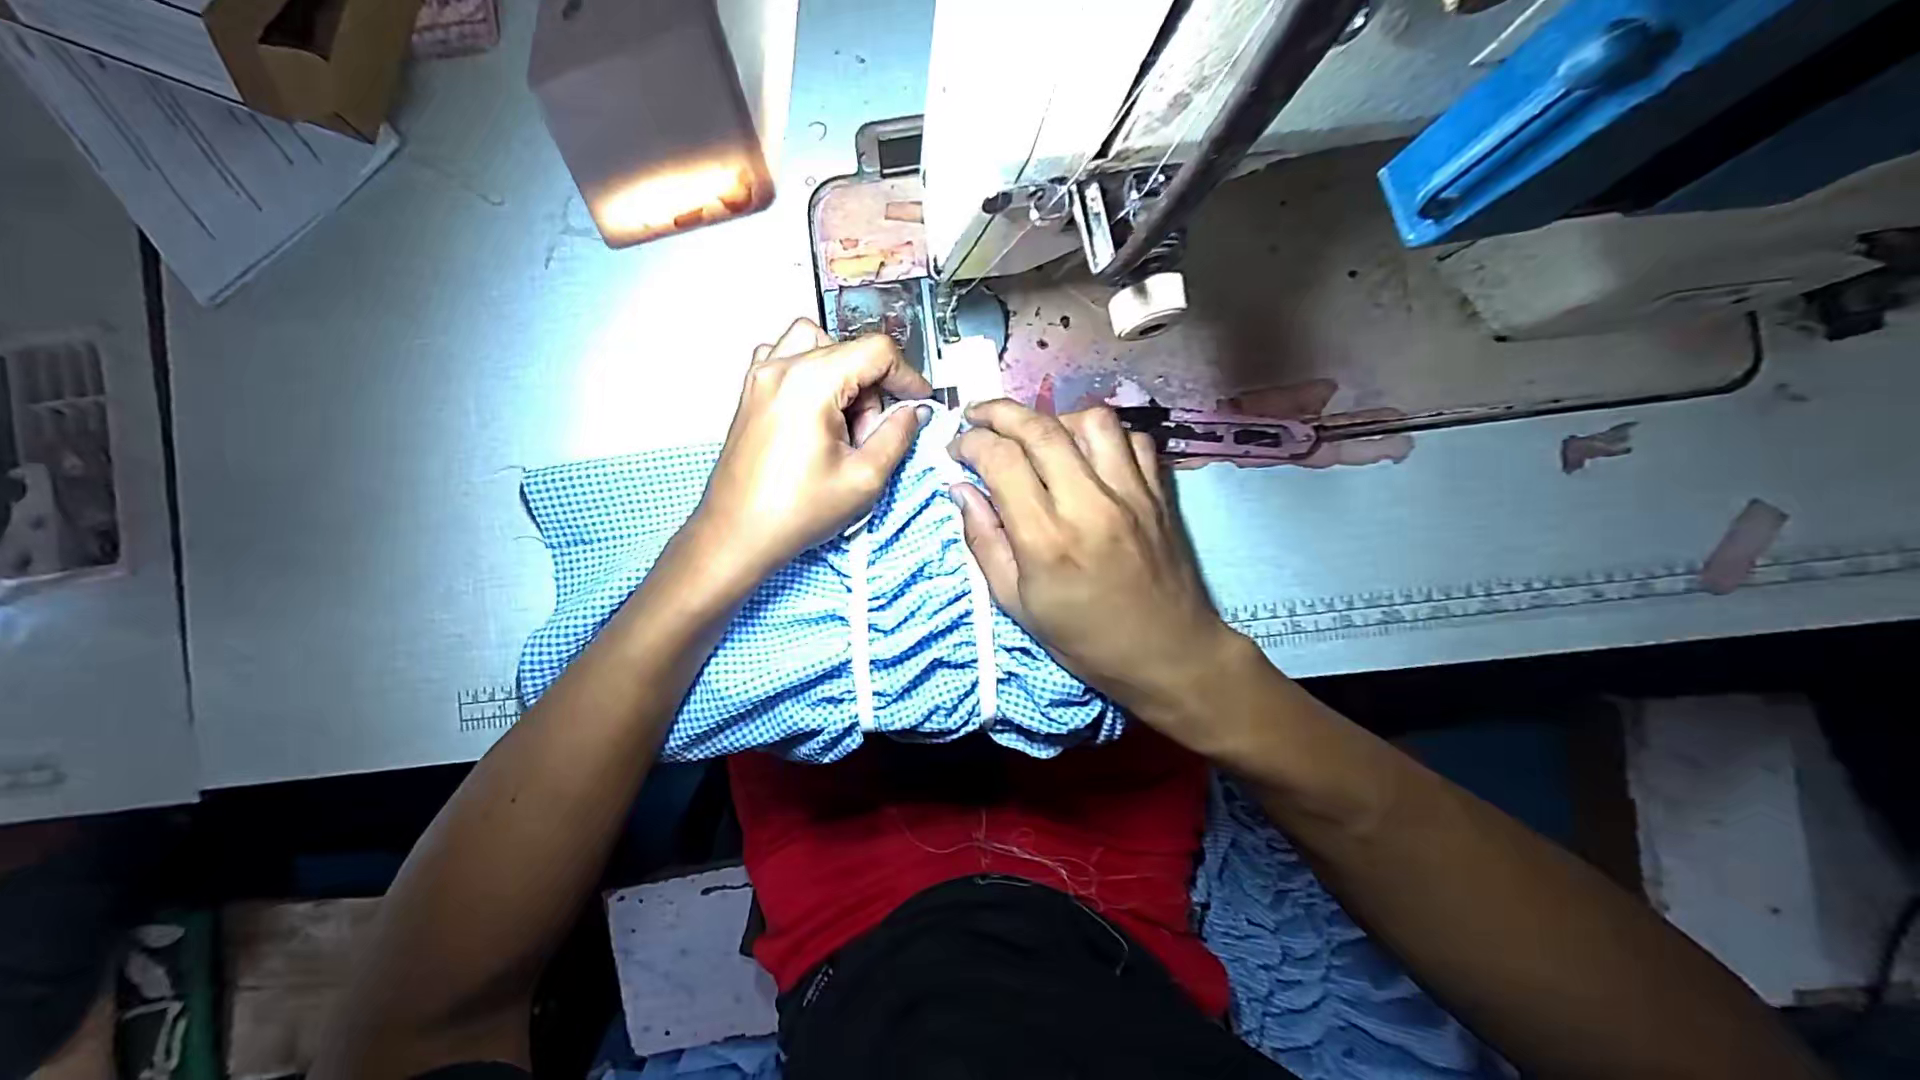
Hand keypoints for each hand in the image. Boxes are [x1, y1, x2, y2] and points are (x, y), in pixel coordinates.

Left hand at [691, 319, 931, 582]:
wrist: (737, 535)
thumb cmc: (791, 513)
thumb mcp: (864, 478)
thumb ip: (897, 435)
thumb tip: (914, 411)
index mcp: (810, 384)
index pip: (876, 351)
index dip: (907, 375)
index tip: (918, 399)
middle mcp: (781, 370)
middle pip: (850, 349)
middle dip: (873, 387)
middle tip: (872, 433)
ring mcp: (761, 378)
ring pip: (819, 345)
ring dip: (844, 373)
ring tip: (846, 421)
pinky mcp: (752, 392)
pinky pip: (789, 358)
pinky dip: (813, 373)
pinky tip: (820, 413)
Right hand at [948, 401, 1250, 741]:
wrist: (1168, 656)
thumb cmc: (1084, 641)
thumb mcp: (1017, 605)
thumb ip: (984, 542)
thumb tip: (960, 489)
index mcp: (1046, 539)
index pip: (1001, 460)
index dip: (970, 443)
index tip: (956, 448)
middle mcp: (1089, 505)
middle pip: (1040, 428)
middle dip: (999, 412)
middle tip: (977, 416)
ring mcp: (1131, 494)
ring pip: (1091, 421)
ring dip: (1053, 417)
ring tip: (1035, 435)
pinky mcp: (1159, 494)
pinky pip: (1132, 440)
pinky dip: (1103, 436)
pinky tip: (1086, 454)